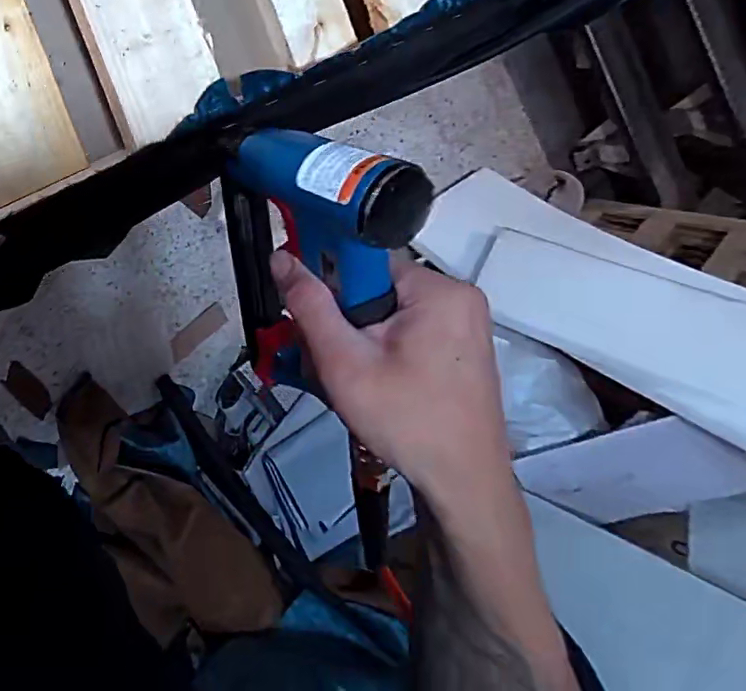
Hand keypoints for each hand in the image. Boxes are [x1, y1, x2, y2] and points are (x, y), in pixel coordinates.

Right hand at [270, 251, 511, 512]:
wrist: (464, 489)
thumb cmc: (407, 421)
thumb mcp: (344, 361)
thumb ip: (309, 304)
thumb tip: (282, 256)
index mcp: (438, 290)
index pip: (362, 259)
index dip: (326, 280)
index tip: (303, 306)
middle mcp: (456, 297)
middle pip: (370, 286)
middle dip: (338, 317)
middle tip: (322, 354)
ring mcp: (461, 324)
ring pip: (382, 310)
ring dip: (352, 336)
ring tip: (341, 373)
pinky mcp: (457, 347)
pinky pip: (401, 329)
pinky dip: (374, 347)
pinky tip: (364, 378)